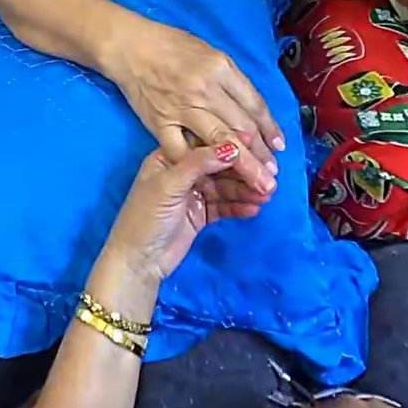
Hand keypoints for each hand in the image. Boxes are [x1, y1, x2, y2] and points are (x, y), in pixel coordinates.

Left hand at [95, 143, 264, 288]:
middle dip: (243, 171)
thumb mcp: (170, 185)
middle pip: (219, 166)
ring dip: (245, 190)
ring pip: (224, 186)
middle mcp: (182, 172)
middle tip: (269, 179)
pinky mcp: (200, 214)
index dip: (230, 146)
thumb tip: (232, 145)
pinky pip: (224, 205)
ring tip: (266, 196)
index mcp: (169, 158)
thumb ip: (199, 163)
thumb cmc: (147, 217)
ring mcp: (192, 193)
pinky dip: (238, 206)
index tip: (257, 146)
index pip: (206, 145)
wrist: (138, 262)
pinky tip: (254, 209)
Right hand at [101, 15, 284, 197]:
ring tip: (257, 183)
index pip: (254, 105)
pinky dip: (198, 167)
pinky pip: (182, 151)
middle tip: (273, 176)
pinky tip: (212, 181)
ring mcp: (182, 108)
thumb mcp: (209, 52)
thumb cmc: (171, 45)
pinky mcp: (160, 123)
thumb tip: (252, 109)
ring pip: (219, 143)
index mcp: (220, 68)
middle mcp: (205, 90)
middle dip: (261, 155)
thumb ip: (231, 79)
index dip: (270, 129)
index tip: (279, 147)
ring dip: (242, 166)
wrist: (129, 46)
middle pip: (242, 128)